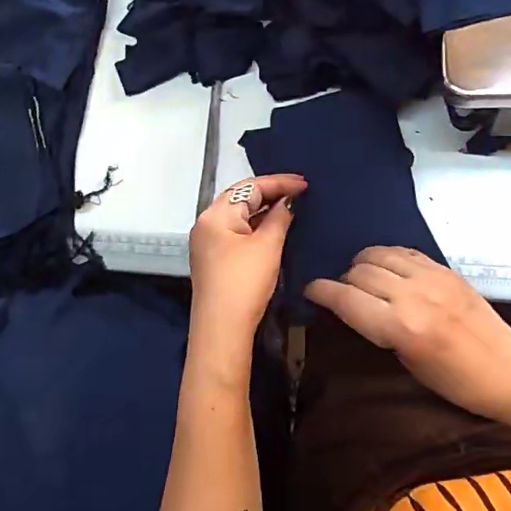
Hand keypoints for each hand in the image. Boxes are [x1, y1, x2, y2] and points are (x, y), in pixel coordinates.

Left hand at [189, 174, 307, 338]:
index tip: (305, 183)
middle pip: (240, 199)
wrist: (222, 327)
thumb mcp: (267, 246)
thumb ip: (279, 217)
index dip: (278, 182)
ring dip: (264, 211)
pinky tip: (274, 228)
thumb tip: (287, 201)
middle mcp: (206, 224)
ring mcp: (207, 242)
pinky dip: (255, 227)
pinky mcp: (213, 259)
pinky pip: (236, 232)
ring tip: (292, 206)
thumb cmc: (244, 282)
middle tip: (300, 192)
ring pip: (239, 216)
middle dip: (270, 193)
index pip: (248, 187)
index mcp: (214, 215)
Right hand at [305, 246, 510, 410]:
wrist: (508, 369)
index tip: (311, 291)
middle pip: (359, 271)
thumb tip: (350, 306)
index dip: (321, 292)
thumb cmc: (454, 381)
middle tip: (342, 293)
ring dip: (362, 264)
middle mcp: (413, 296)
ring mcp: (432, 278)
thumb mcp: (405, 361)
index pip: (346, 298)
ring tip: (362, 278)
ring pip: (378, 254)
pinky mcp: (445, 269)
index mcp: (401, 328)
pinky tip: (387, 269)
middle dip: (343, 280)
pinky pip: (404, 251)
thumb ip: (375, 328)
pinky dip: (387, 257)